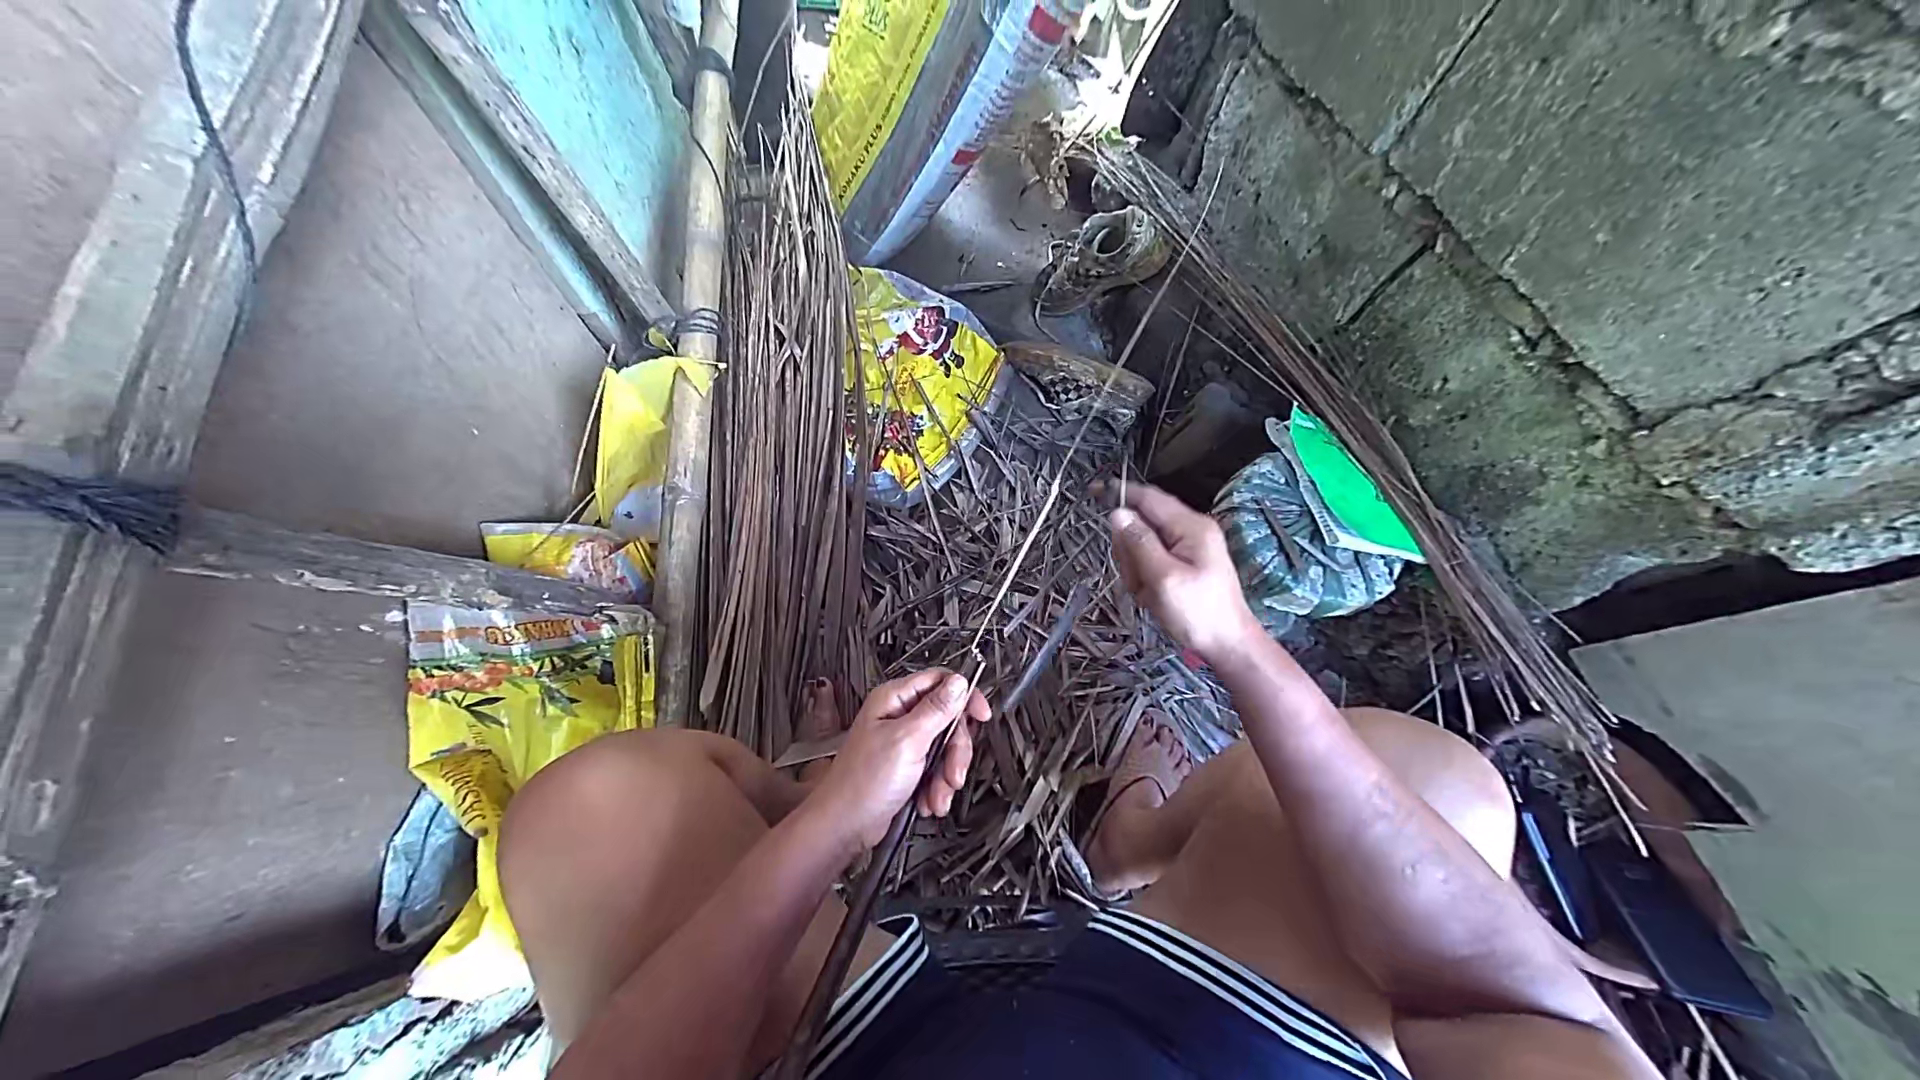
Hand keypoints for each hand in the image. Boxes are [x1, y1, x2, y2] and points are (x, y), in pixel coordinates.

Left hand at [806, 669, 990, 850]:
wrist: (843, 827)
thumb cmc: (861, 784)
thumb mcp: (906, 740)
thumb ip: (936, 710)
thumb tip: (958, 682)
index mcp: (894, 699)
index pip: (940, 681)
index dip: (964, 696)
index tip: (980, 714)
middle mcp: (899, 716)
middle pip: (948, 718)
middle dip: (955, 749)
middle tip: (953, 770)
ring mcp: (903, 741)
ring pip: (945, 747)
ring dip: (946, 774)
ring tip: (937, 792)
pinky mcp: (907, 765)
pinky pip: (936, 768)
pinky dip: (937, 787)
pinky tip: (928, 800)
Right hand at [1106, 481, 1262, 664]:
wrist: (1226, 645)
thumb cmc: (1198, 614)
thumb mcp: (1163, 578)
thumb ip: (1138, 543)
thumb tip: (1118, 513)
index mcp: (1190, 526)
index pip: (1148, 497)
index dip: (1119, 492)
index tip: (1093, 492)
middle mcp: (1189, 530)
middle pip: (1140, 523)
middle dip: (1129, 551)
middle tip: (1138, 579)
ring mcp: (1186, 546)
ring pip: (1139, 545)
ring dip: (1135, 569)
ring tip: (1149, 592)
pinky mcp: (1181, 562)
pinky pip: (1148, 561)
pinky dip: (1143, 578)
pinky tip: (1153, 596)